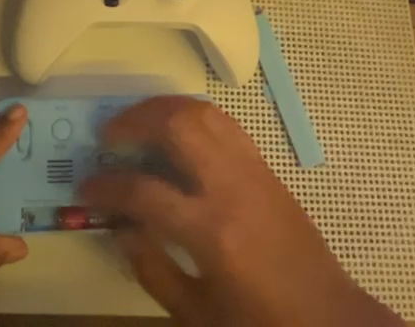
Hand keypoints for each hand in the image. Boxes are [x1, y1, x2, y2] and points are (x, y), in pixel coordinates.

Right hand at [83, 97, 398, 326]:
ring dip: (164, 108)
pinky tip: (176, 128)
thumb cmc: (259, 322)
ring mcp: (252, 169)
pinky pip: (224, 123)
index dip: (106, 186)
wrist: (328, 317)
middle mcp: (231, 187)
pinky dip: (193, 114)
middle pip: (177, 125)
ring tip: (136, 122)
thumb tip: (118, 226)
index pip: (144, 190)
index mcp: (211, 232)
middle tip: (108, 135)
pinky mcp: (265, 165)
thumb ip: (152, 268)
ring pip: (202, 112)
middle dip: (135, 121)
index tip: (85, 187)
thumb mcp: (197, 313)